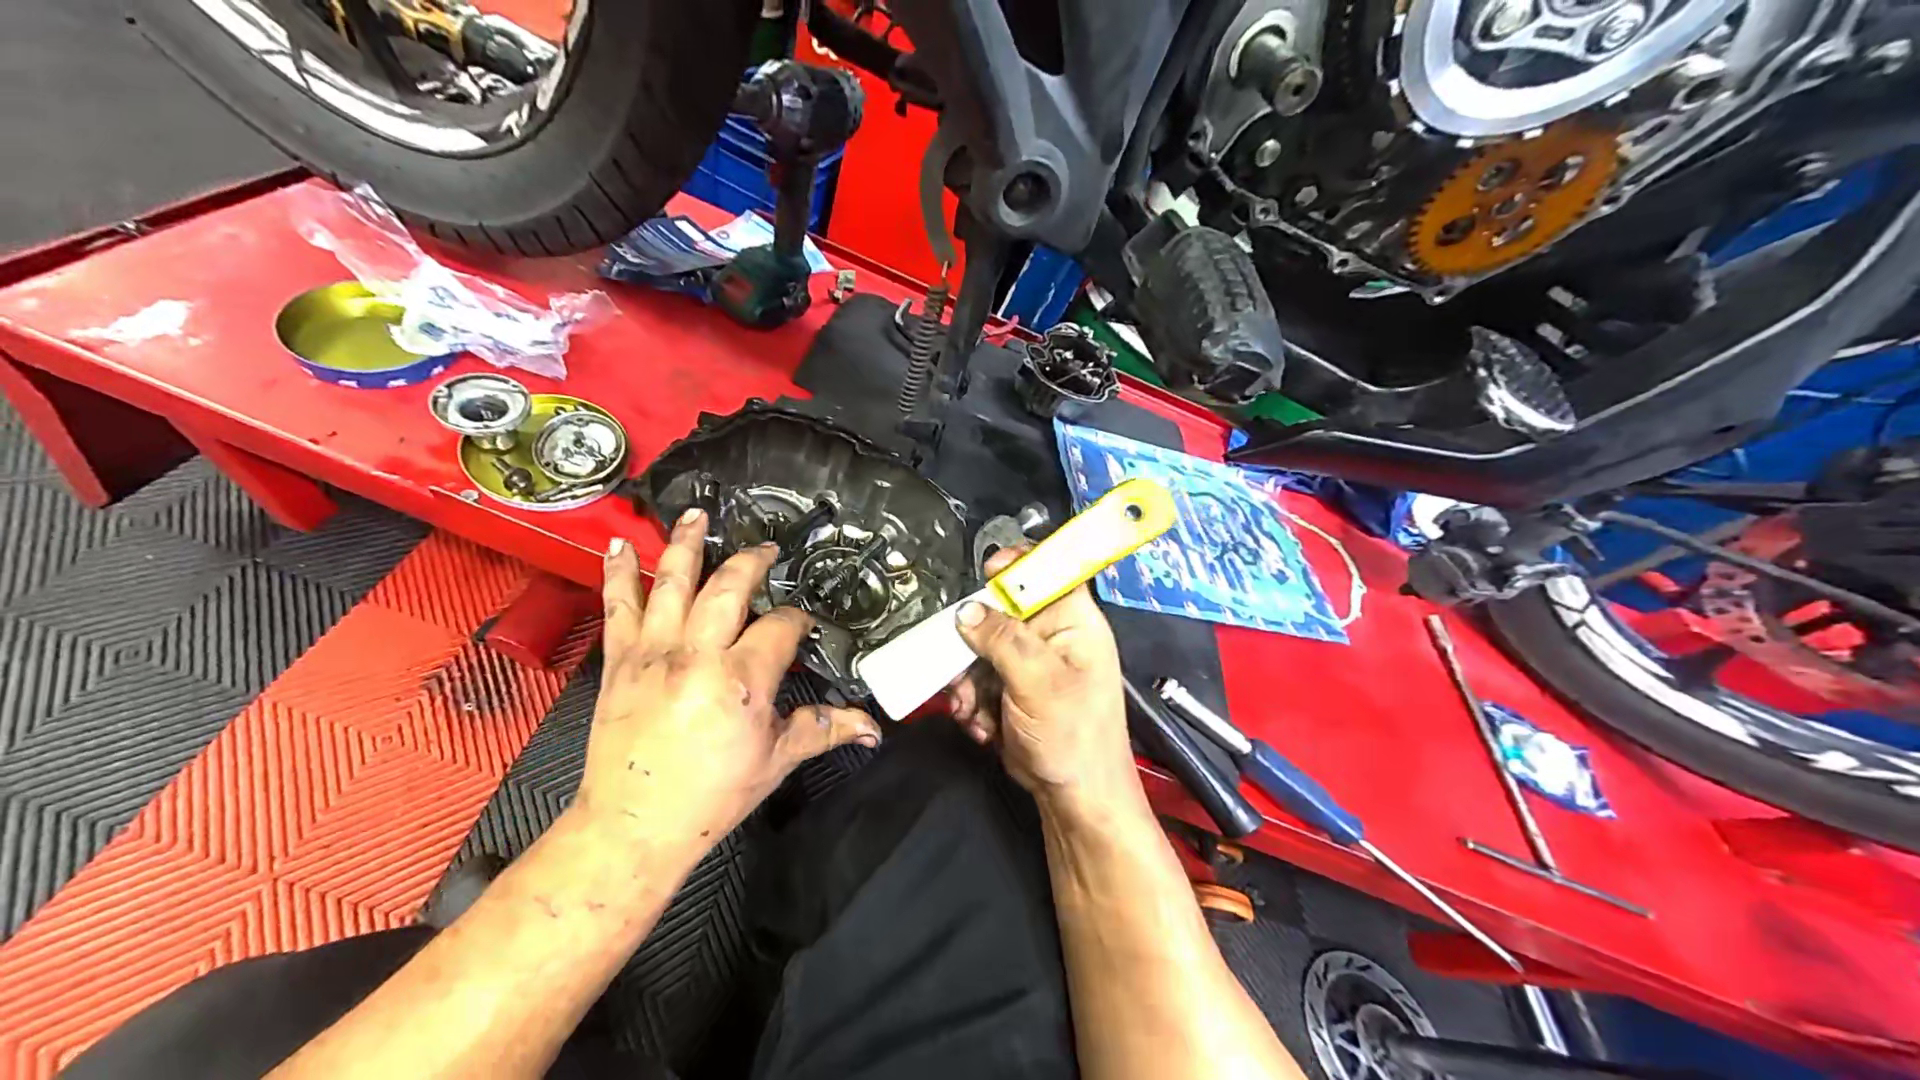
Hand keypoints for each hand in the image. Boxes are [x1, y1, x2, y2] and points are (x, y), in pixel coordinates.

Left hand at [576, 510, 880, 860]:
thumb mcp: (776, 761)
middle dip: (752, 562)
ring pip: (672, 583)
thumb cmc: (709, 797)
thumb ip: (825, 730)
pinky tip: (618, 544)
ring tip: (697, 515)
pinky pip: (618, 606)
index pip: (781, 627)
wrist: (633, 826)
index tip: (801, 626)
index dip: (797, 621)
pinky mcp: (620, 662)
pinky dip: (618, 573)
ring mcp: (654, 653)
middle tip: (766, 551)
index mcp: (742, 679)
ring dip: (686, 544)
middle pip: (730, 587)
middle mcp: (697, 655)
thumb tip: (872, 728)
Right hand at [945, 547, 1141, 815]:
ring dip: (968, 679)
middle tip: (964, 666)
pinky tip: (980, 721)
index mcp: (1074, 623)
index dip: (1017, 566)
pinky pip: (978, 677)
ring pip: (981, 647)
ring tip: (972, 707)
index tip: (986, 574)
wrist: (1073, 797)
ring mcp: (1030, 662)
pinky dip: (972, 699)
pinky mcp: (1012, 687)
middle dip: (974, 642)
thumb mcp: (1039, 681)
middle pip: (1000, 611)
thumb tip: (969, 611)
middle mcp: (1052, 636)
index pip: (1047, 571)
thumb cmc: (1077, 741)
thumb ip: (1002, 640)